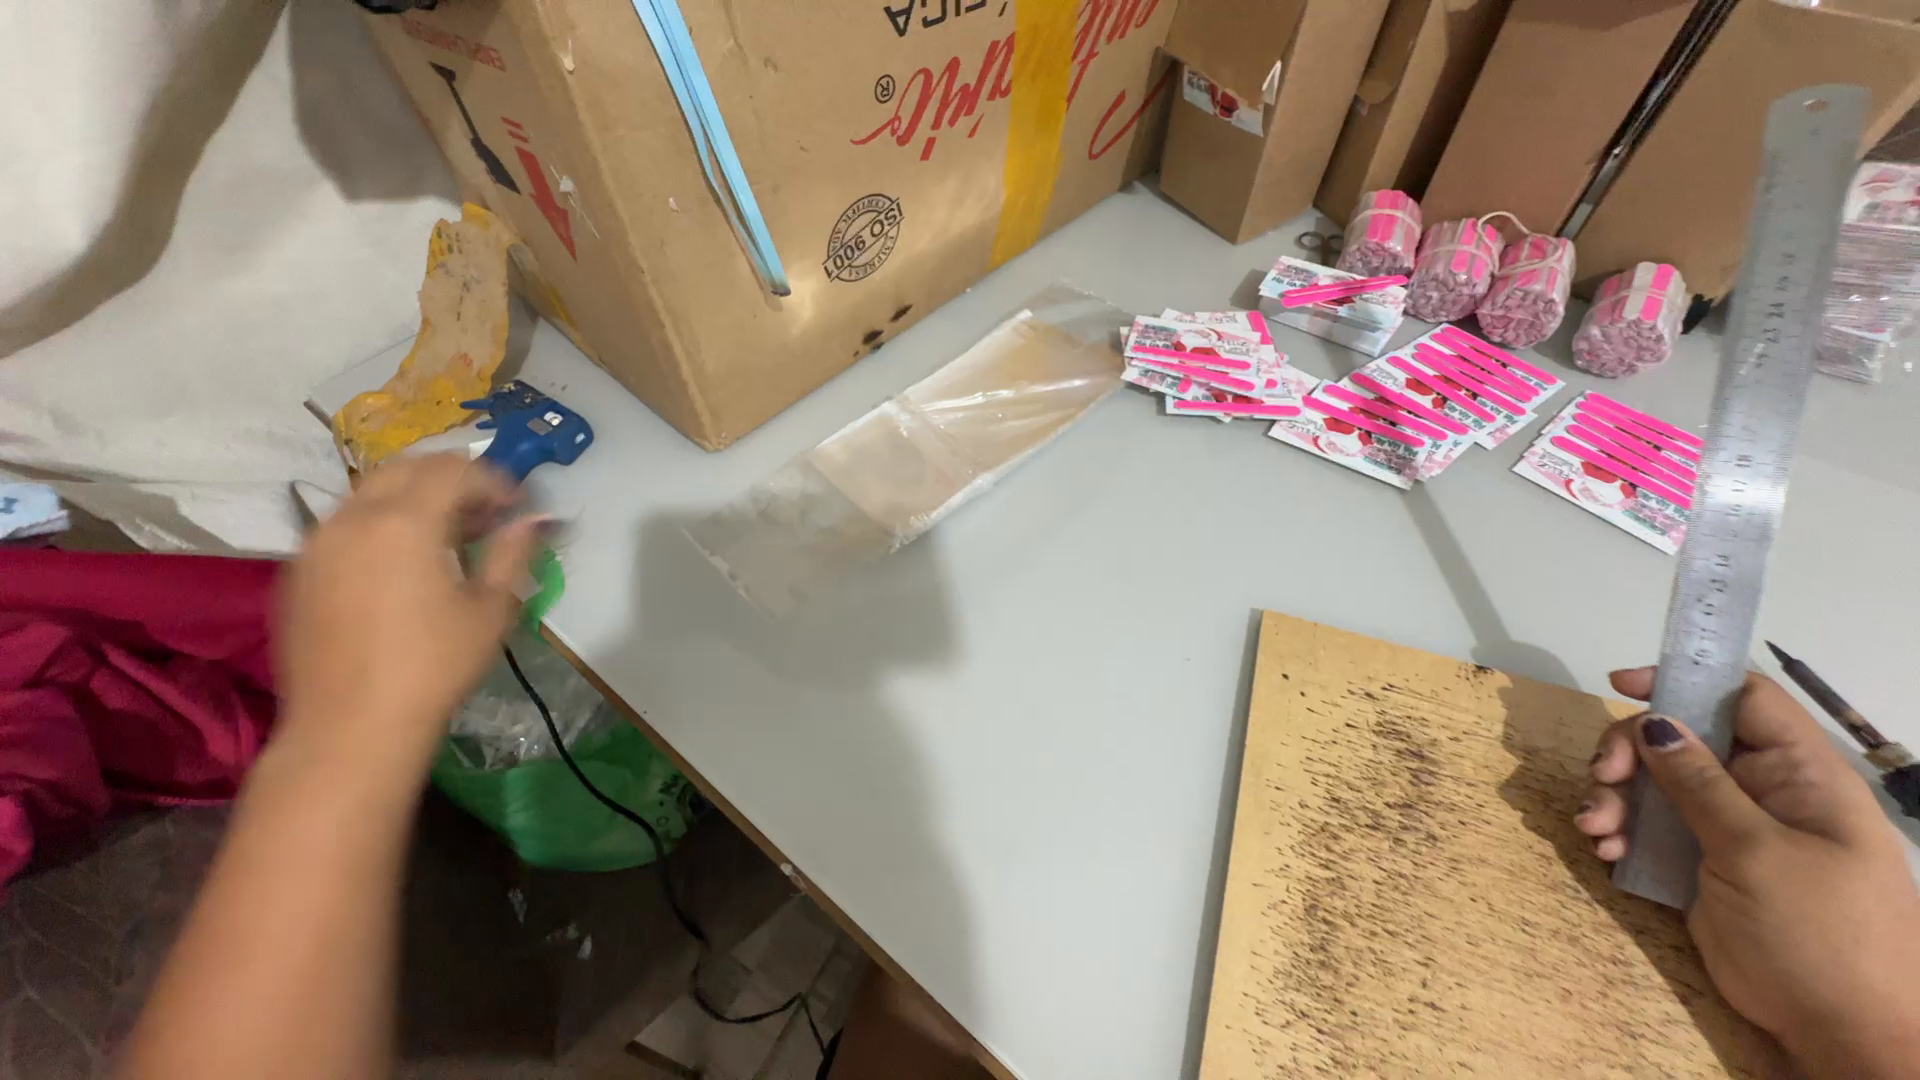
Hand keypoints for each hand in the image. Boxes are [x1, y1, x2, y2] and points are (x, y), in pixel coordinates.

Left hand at [274, 454, 541, 779]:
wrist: (350, 724)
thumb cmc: (435, 664)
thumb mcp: (492, 608)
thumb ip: (513, 553)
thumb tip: (533, 521)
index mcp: (404, 521)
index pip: (454, 470)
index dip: (494, 480)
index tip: (518, 507)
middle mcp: (352, 518)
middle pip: (406, 469)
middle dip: (452, 479)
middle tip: (486, 513)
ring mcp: (316, 544)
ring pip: (370, 494)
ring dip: (414, 500)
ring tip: (448, 538)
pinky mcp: (297, 572)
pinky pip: (344, 527)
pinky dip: (381, 527)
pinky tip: (404, 566)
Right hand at [1578, 667, 1919, 1077]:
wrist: (1839, 1032)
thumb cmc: (1819, 933)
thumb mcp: (1757, 852)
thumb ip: (1701, 784)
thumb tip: (1655, 722)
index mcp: (1802, 779)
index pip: (1747, 701)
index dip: (1686, 680)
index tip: (1621, 685)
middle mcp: (1761, 791)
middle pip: (1678, 737)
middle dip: (1627, 752)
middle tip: (1602, 778)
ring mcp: (1725, 825)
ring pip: (1649, 778)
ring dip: (1612, 796)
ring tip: (1598, 830)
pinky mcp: (1695, 856)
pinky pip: (1642, 820)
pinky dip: (1615, 827)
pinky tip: (1605, 850)